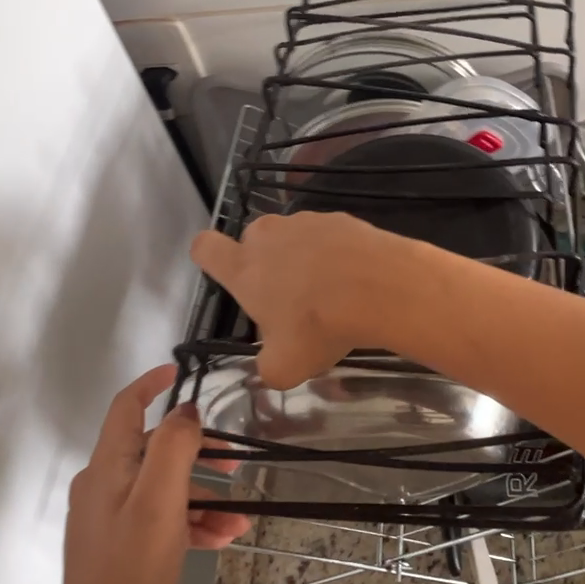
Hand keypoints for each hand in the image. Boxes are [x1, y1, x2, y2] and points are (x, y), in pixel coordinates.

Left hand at [62, 365, 250, 583]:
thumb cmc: (133, 567)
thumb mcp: (160, 500)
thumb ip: (174, 446)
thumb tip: (184, 411)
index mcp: (107, 467)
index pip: (125, 407)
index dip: (151, 383)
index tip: (180, 371)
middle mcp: (103, 487)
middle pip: (154, 450)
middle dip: (198, 453)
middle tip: (235, 460)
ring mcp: (110, 520)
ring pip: (163, 489)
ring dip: (203, 496)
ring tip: (237, 519)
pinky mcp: (120, 549)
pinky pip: (160, 520)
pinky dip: (191, 523)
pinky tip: (222, 539)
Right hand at [190, 212, 418, 389]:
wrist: (379, 287)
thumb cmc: (319, 326)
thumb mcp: (285, 366)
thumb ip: (268, 365)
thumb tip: (271, 365)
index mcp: (244, 267)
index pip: (205, 248)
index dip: (210, 257)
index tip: (225, 273)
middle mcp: (269, 236)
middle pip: (254, 241)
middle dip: (266, 263)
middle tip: (289, 297)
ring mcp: (306, 221)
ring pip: (293, 237)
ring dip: (303, 257)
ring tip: (329, 290)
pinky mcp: (341, 217)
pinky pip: (328, 235)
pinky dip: (335, 252)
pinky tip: (354, 277)